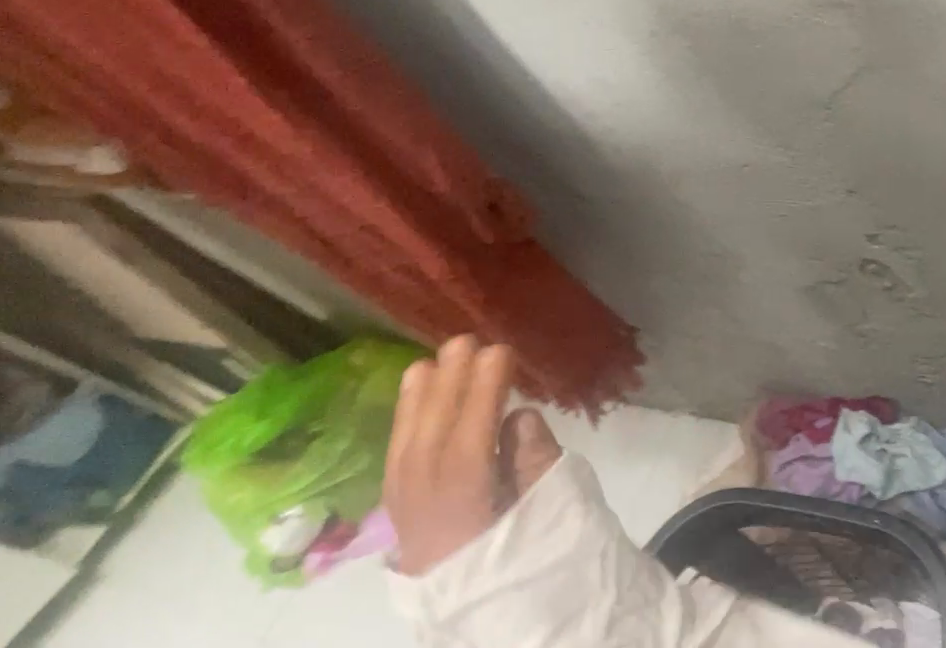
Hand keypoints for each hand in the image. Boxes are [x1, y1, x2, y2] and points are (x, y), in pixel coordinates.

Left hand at [383, 335, 561, 576]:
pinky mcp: (397, 499)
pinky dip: (406, 411)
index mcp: (464, 504)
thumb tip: (519, 415)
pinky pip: (397, 446)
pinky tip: (415, 384)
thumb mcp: (549, 510)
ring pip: (408, 436)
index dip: (483, 392)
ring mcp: (403, 500)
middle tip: (470, 339)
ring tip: (443, 353)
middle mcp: (424, 499)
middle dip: (450, 382)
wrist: (484, 606)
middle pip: (432, 432)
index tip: (501, 351)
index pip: (469, 437)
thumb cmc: (528, 550)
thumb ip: (533, 460)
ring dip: (425, 391)